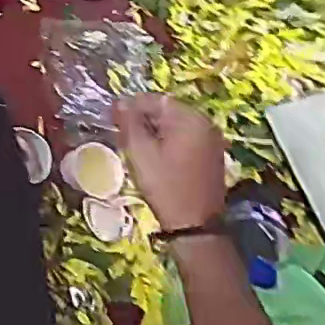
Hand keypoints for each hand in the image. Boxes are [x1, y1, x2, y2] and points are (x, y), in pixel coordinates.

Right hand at [115, 94, 227, 231]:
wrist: (194, 225)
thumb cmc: (165, 185)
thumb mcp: (139, 152)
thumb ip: (128, 121)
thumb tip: (119, 101)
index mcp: (190, 118)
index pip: (154, 99)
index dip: (130, 106)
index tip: (112, 119)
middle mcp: (205, 123)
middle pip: (166, 110)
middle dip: (143, 119)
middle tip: (123, 136)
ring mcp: (211, 139)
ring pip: (174, 125)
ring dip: (154, 131)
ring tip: (137, 148)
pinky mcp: (212, 154)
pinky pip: (185, 137)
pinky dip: (168, 141)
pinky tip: (155, 157)